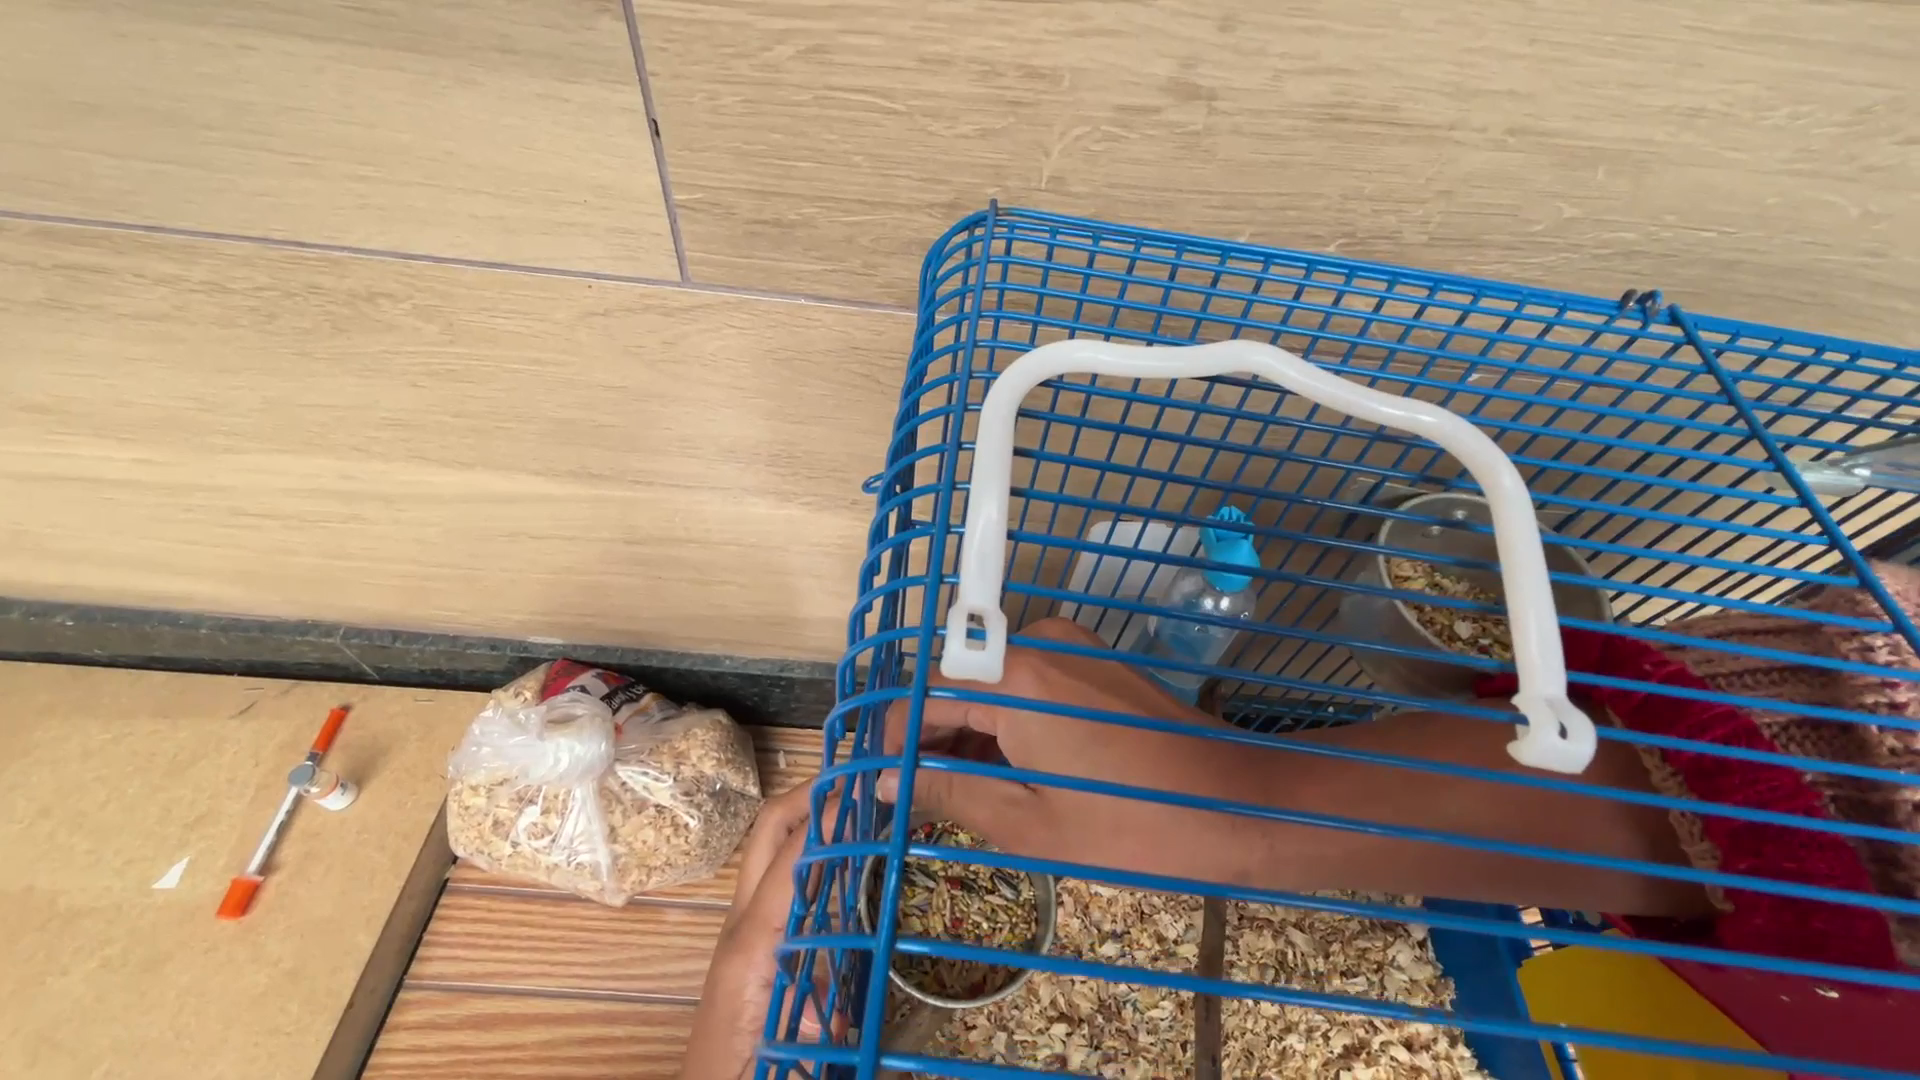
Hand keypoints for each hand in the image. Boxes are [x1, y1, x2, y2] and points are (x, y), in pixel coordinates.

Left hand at [678, 784, 838, 1079]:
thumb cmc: (744, 1074)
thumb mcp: (792, 1046)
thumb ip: (824, 1012)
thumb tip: (856, 984)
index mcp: (752, 944)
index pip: (792, 858)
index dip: (827, 817)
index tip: (867, 787)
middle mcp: (742, 923)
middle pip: (768, 832)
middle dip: (809, 794)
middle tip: (859, 778)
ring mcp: (744, 928)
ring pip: (771, 848)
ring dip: (808, 815)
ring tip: (858, 801)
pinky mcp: (752, 941)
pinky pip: (779, 877)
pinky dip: (809, 849)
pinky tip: (844, 853)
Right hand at [880, 617, 1268, 885]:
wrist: (1239, 805)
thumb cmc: (1133, 825)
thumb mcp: (1028, 821)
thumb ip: (948, 790)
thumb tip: (886, 781)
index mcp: (1019, 677)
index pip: (928, 693)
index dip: (897, 738)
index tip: (882, 782)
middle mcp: (1041, 644)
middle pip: (961, 685)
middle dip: (933, 740)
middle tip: (915, 799)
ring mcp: (1073, 649)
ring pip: (994, 687)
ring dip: (971, 736)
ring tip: (955, 796)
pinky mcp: (1094, 663)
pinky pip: (1029, 687)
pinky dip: (1008, 726)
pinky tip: (1002, 774)